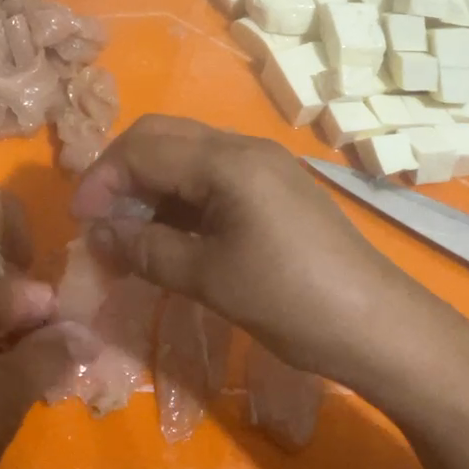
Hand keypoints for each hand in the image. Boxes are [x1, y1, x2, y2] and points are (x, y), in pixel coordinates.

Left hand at [0, 277, 98, 468]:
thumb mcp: (12, 388)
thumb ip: (49, 354)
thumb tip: (85, 333)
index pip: (9, 290)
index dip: (49, 305)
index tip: (85, 327)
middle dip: (34, 327)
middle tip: (75, 350)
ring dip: (16, 349)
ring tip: (53, 368)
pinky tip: (19, 384)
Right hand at [70, 115, 430, 384]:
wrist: (387, 333)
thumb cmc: (293, 301)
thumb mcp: (209, 279)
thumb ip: (146, 250)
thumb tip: (97, 236)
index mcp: (227, 161)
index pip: (142, 149)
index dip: (103, 180)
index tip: (81, 221)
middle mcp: (242, 147)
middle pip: (160, 135)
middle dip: (120, 170)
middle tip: (99, 215)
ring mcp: (262, 164)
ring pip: (183, 152)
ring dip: (147, 182)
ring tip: (128, 227)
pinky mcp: (273, 187)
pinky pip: (208, 173)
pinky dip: (176, 193)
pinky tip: (168, 230)